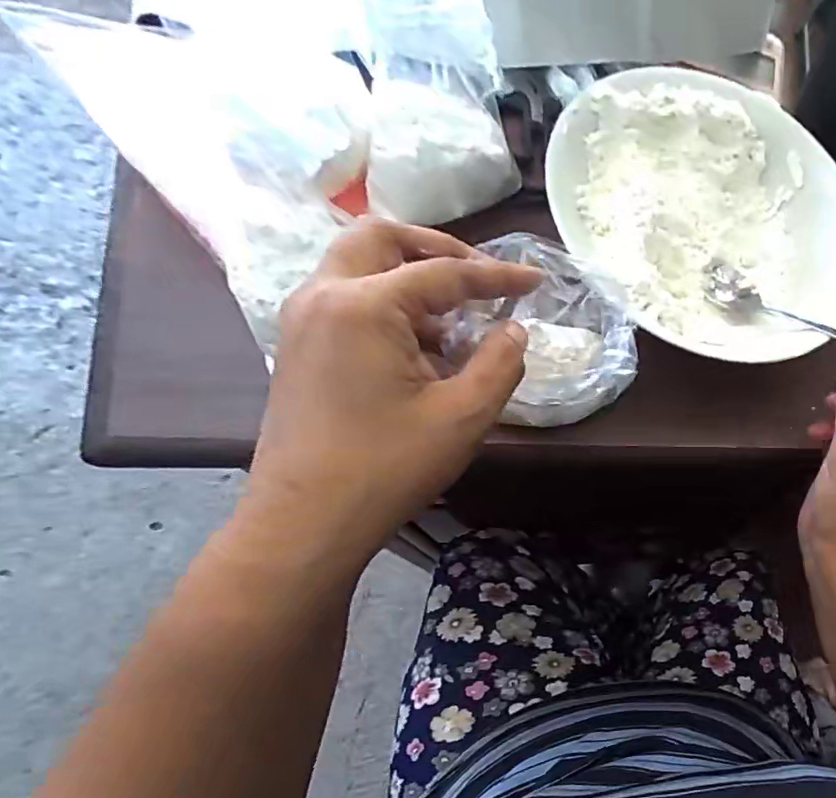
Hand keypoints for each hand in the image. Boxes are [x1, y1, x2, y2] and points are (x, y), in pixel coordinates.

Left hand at [243, 220, 542, 555]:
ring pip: (359, 268)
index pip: (443, 272)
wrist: (307, 518)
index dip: (497, 275)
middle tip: (480, 277)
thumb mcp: (463, 417)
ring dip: (410, 279)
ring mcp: (303, 321)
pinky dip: (388, 307)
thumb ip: (499, 364)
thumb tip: (514, 329)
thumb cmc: (388, 467)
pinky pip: (347, 302)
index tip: (536, 280)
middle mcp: (323, 295)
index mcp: (364, 305)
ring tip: (455, 323)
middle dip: (438, 250)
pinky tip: (419, 351)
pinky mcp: (298, 348)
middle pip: (382, 240)